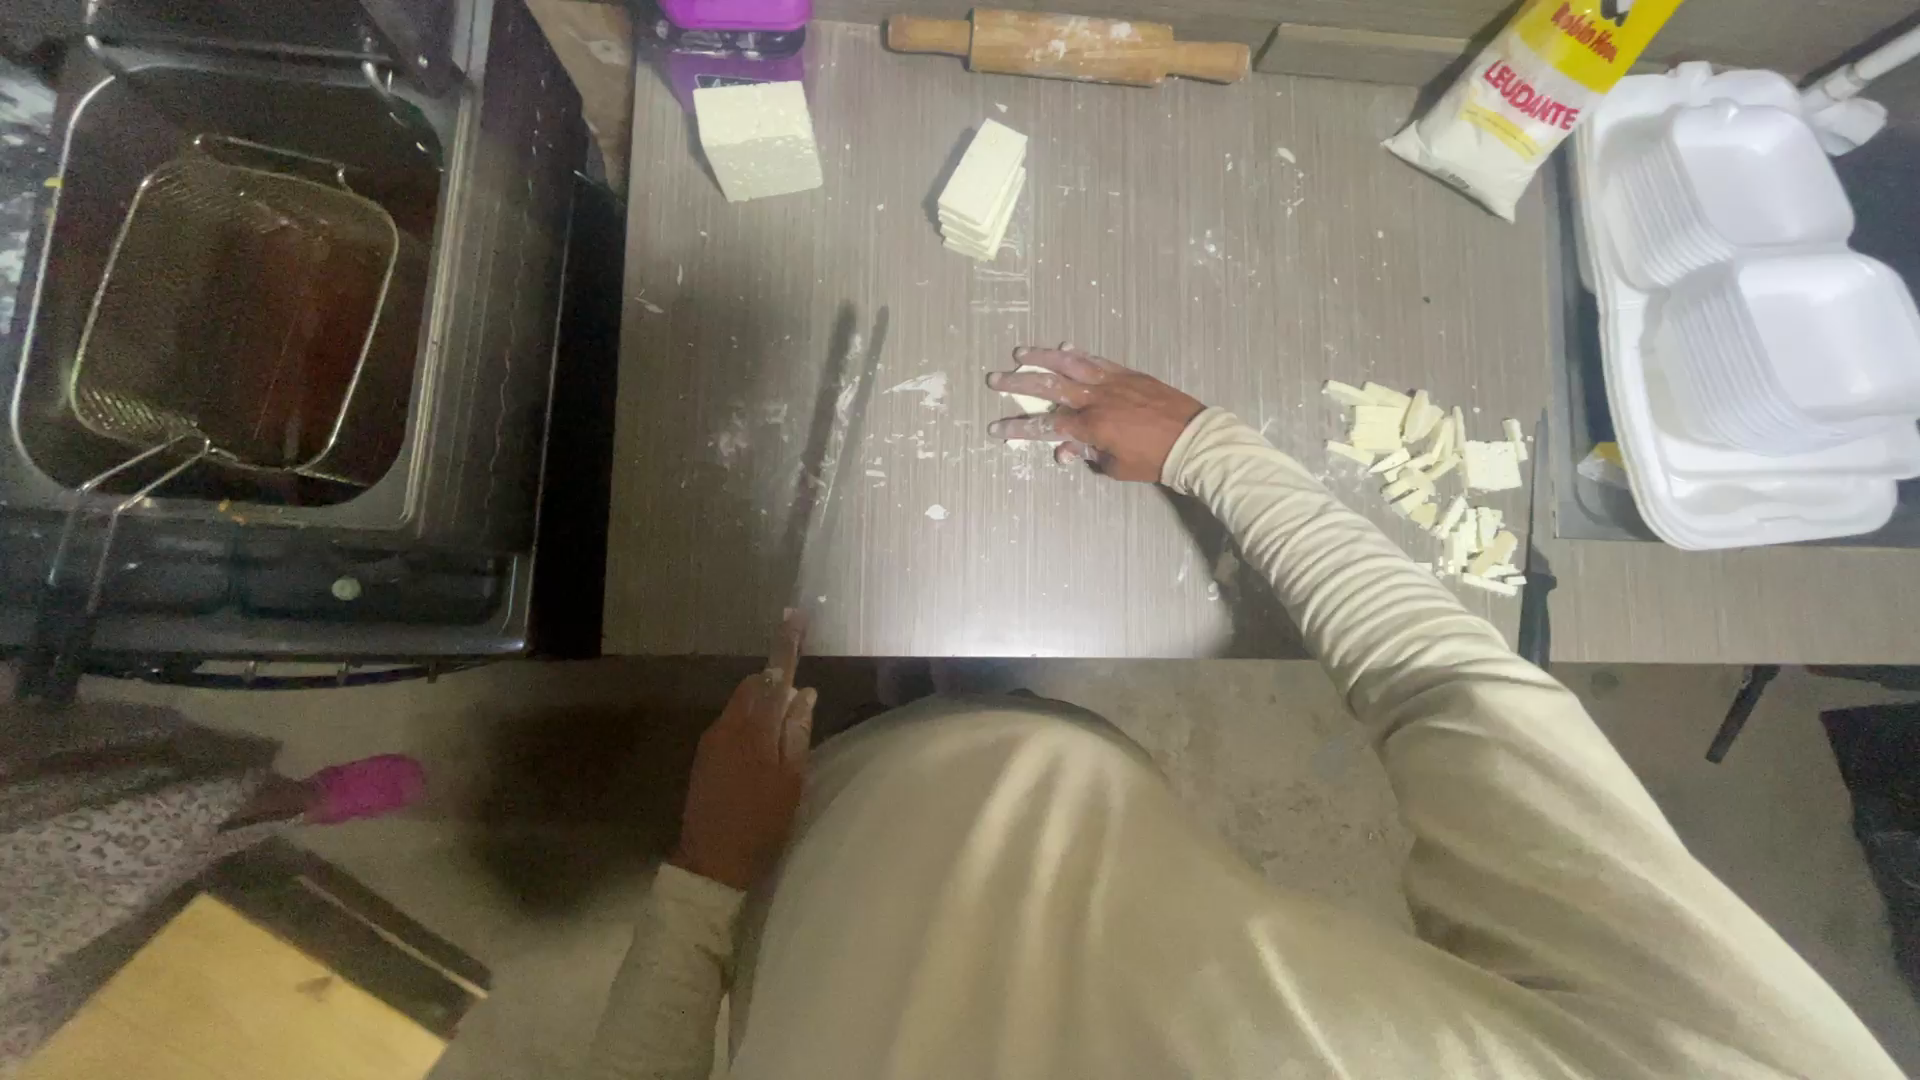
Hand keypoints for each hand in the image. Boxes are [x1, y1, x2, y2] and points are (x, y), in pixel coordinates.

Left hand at [670, 610, 816, 889]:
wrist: (712, 863)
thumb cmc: (762, 822)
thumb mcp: (792, 779)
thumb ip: (797, 731)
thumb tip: (804, 693)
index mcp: (755, 729)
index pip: (774, 676)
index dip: (786, 645)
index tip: (795, 616)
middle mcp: (728, 725)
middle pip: (754, 685)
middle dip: (776, 682)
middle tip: (798, 704)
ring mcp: (712, 739)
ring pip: (742, 704)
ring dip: (762, 705)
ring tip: (782, 737)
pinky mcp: (704, 754)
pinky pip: (731, 723)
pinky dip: (750, 723)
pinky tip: (762, 752)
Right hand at [986, 345, 1204, 481]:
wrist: (1192, 439)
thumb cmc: (1153, 460)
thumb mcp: (1116, 467)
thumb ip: (1087, 455)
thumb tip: (1063, 451)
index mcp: (1091, 426)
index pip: (1047, 425)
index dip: (1019, 427)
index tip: (996, 428)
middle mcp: (1096, 399)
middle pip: (1050, 387)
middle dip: (1019, 384)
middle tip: (995, 379)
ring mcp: (1112, 382)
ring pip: (1070, 364)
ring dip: (1042, 357)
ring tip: (1020, 353)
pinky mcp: (1127, 373)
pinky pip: (1097, 360)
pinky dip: (1078, 353)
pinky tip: (1062, 347)